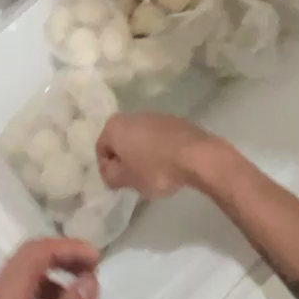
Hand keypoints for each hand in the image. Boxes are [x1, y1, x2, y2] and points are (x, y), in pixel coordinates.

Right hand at [96, 113, 218, 198]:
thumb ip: (110, 176)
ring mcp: (154, 115)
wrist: (196, 155)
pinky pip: (159, 139)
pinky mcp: (173, 121)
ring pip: (140, 140)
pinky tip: (170, 165)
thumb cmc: (155, 168)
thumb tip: (110, 172)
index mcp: (114, 126)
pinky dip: (159, 151)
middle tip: (137, 180)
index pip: (101, 150)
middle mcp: (131, 115)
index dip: (109, 170)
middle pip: (121, 142)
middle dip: (126, 161)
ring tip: (155, 174)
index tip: (122, 184)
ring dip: (143, 156)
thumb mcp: (127, 180)